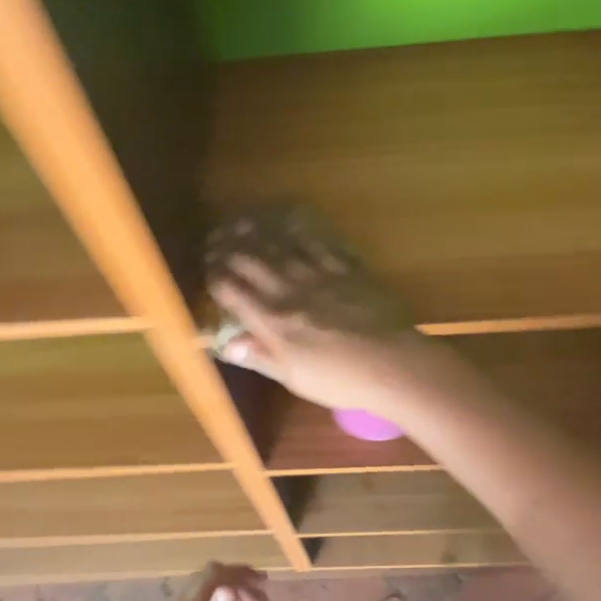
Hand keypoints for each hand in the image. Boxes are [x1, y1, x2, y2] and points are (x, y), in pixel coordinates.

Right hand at [207, 206, 450, 415]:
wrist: (393, 364)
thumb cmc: (341, 380)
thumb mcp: (294, 378)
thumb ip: (260, 357)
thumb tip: (227, 343)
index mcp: (272, 321)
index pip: (231, 290)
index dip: (214, 276)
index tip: (207, 269)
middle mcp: (289, 291)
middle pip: (249, 260)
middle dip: (227, 247)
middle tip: (216, 240)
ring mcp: (319, 275)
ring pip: (279, 244)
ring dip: (256, 230)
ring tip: (240, 221)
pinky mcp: (346, 267)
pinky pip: (317, 240)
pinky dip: (298, 228)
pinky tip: (289, 220)